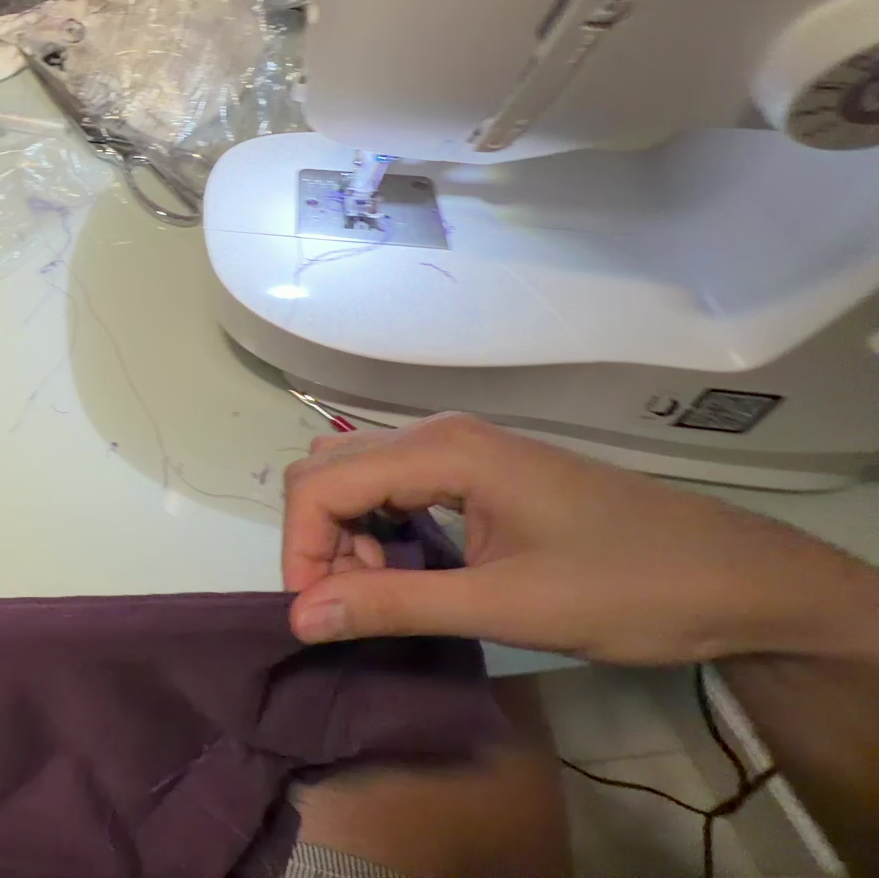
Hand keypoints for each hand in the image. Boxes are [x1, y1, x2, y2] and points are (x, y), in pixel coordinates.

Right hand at [280, 413, 878, 664]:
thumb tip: (301, 619)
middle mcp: (435, 434)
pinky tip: (402, 564)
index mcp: (440, 451)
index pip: (321, 485)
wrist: (751, 581)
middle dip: (317, 539)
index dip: (301, 549)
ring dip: (342, 530)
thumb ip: (395, 605)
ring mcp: (454, 446)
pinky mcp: (470, 466)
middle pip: (325, 470)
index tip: (316, 614)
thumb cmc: (631, 590)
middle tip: (348, 602)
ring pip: (350, 472)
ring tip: (379, 587)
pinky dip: (371, 523)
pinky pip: (385, 481)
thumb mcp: (507, 607)